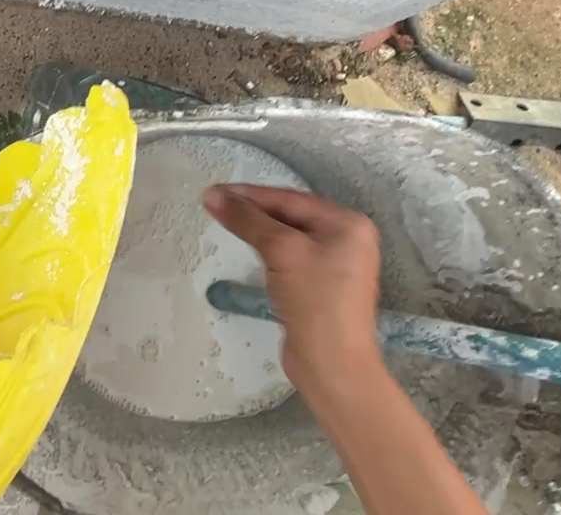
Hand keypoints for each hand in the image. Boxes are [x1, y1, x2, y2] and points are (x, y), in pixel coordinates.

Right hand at [201, 184, 382, 392]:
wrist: (332, 368)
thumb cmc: (314, 300)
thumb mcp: (281, 250)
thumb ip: (247, 219)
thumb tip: (212, 195)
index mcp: (347, 223)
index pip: (291, 199)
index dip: (250, 194)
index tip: (215, 192)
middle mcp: (347, 239)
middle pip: (290, 215)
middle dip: (253, 210)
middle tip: (216, 204)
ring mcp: (335, 264)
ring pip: (288, 236)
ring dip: (259, 229)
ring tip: (226, 220)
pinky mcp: (321, 287)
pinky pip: (290, 257)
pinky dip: (268, 249)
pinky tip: (249, 246)